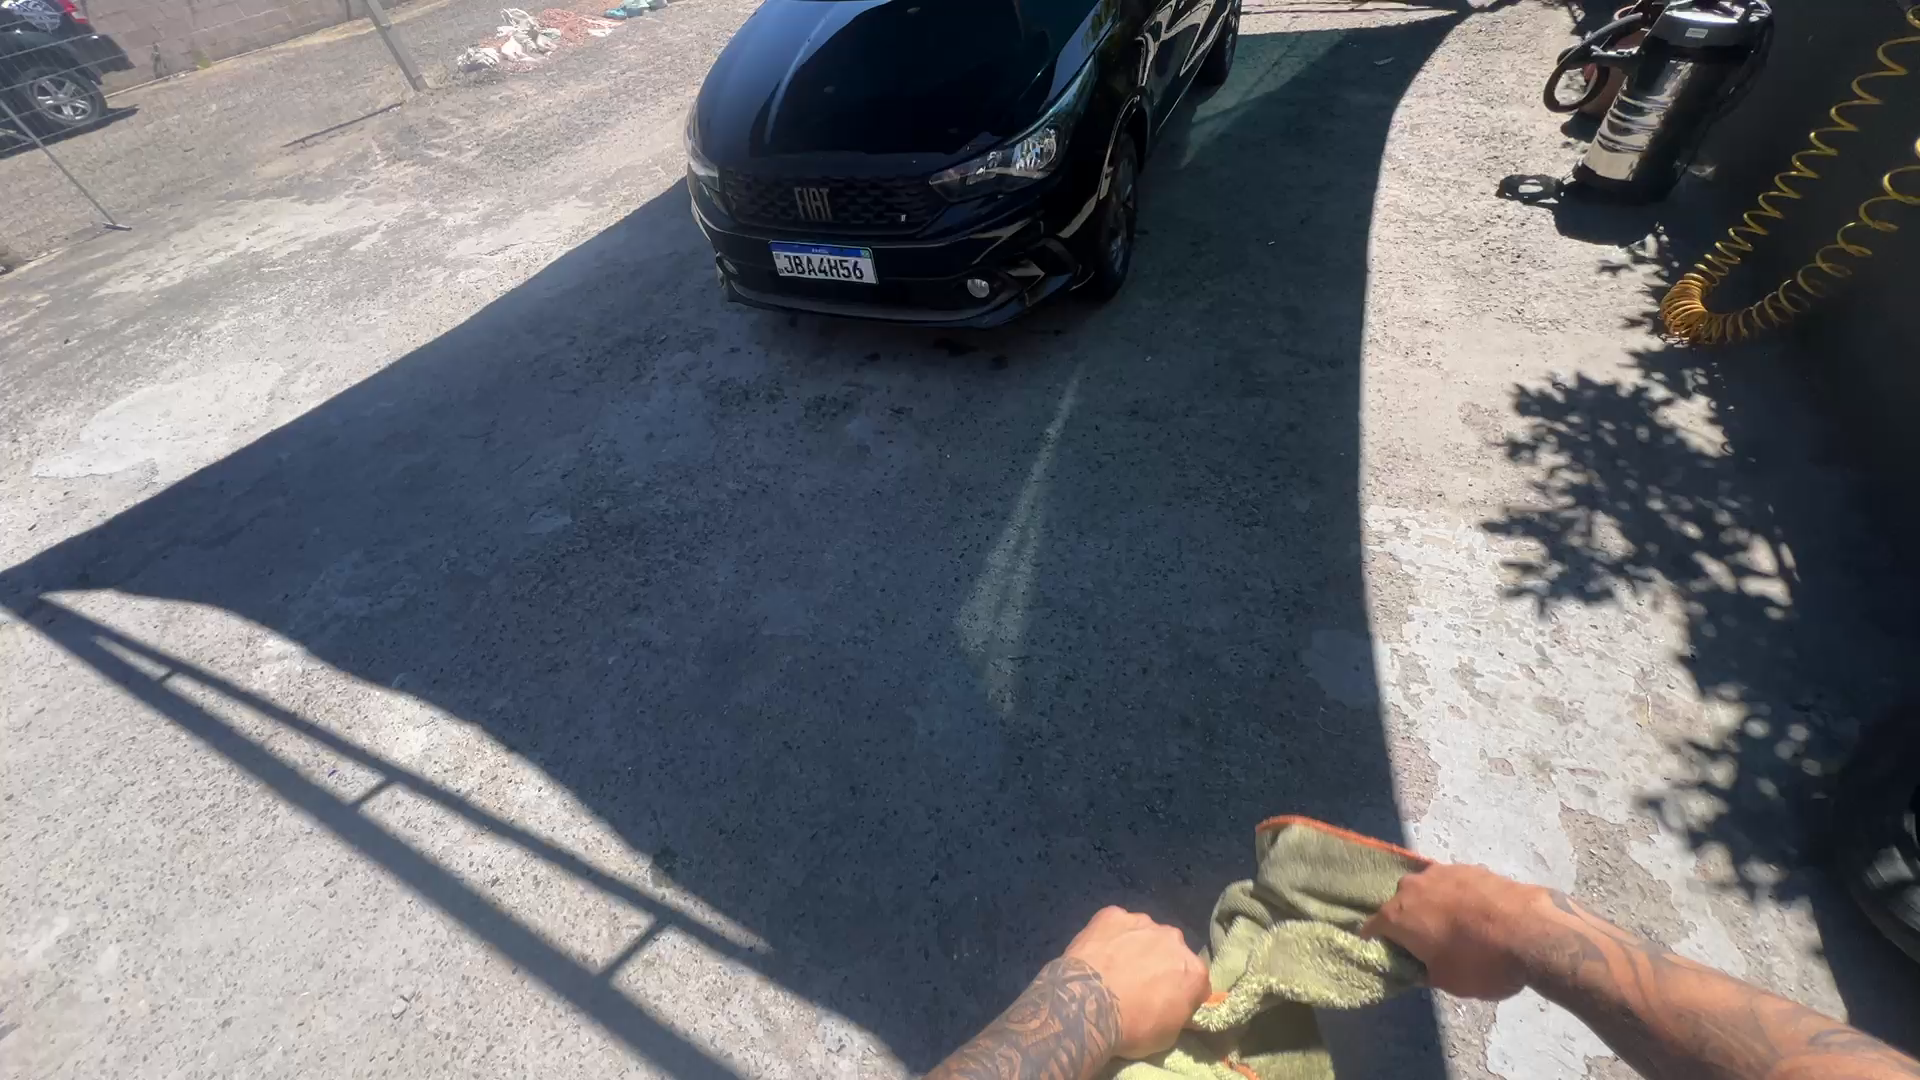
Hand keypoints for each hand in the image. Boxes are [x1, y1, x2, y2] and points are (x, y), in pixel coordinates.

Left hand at [1061, 906, 1209, 1058]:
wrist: (1088, 1004)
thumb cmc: (1133, 1027)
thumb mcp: (1169, 1035)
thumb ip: (1179, 1010)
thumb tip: (1176, 1003)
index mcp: (1192, 969)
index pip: (1195, 980)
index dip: (1183, 992)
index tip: (1168, 1002)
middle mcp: (1172, 938)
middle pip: (1171, 950)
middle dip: (1160, 963)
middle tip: (1140, 982)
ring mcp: (1141, 921)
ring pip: (1145, 933)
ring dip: (1136, 946)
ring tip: (1116, 966)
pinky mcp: (1112, 913)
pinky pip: (1117, 923)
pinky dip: (1112, 935)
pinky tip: (1099, 952)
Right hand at [1359, 863, 1557, 999]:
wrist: (1529, 932)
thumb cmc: (1480, 962)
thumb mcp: (1449, 982)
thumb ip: (1426, 970)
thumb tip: (1421, 965)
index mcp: (1396, 916)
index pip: (1372, 927)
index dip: (1377, 940)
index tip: (1387, 951)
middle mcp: (1408, 887)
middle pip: (1400, 905)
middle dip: (1410, 920)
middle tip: (1430, 941)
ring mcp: (1438, 872)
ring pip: (1428, 890)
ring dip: (1435, 905)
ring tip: (1460, 925)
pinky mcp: (1466, 866)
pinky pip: (1454, 884)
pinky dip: (1461, 897)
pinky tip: (1482, 913)